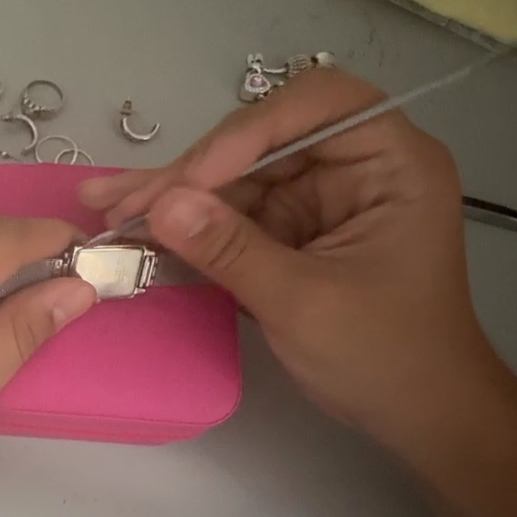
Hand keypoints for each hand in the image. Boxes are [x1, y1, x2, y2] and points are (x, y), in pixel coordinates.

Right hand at [78, 69, 509, 450]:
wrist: (410, 412)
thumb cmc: (385, 355)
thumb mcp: (304, 302)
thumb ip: (231, 250)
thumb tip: (161, 206)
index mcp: (388, 164)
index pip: (317, 104)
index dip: (251, 130)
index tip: (196, 179)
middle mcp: (347, 168)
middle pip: (256, 141)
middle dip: (189, 172)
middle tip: (124, 204)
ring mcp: (309, 199)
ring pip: (228, 177)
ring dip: (167, 193)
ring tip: (106, 207)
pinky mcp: (279, 230)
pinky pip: (221, 213)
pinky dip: (177, 222)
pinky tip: (126, 220)